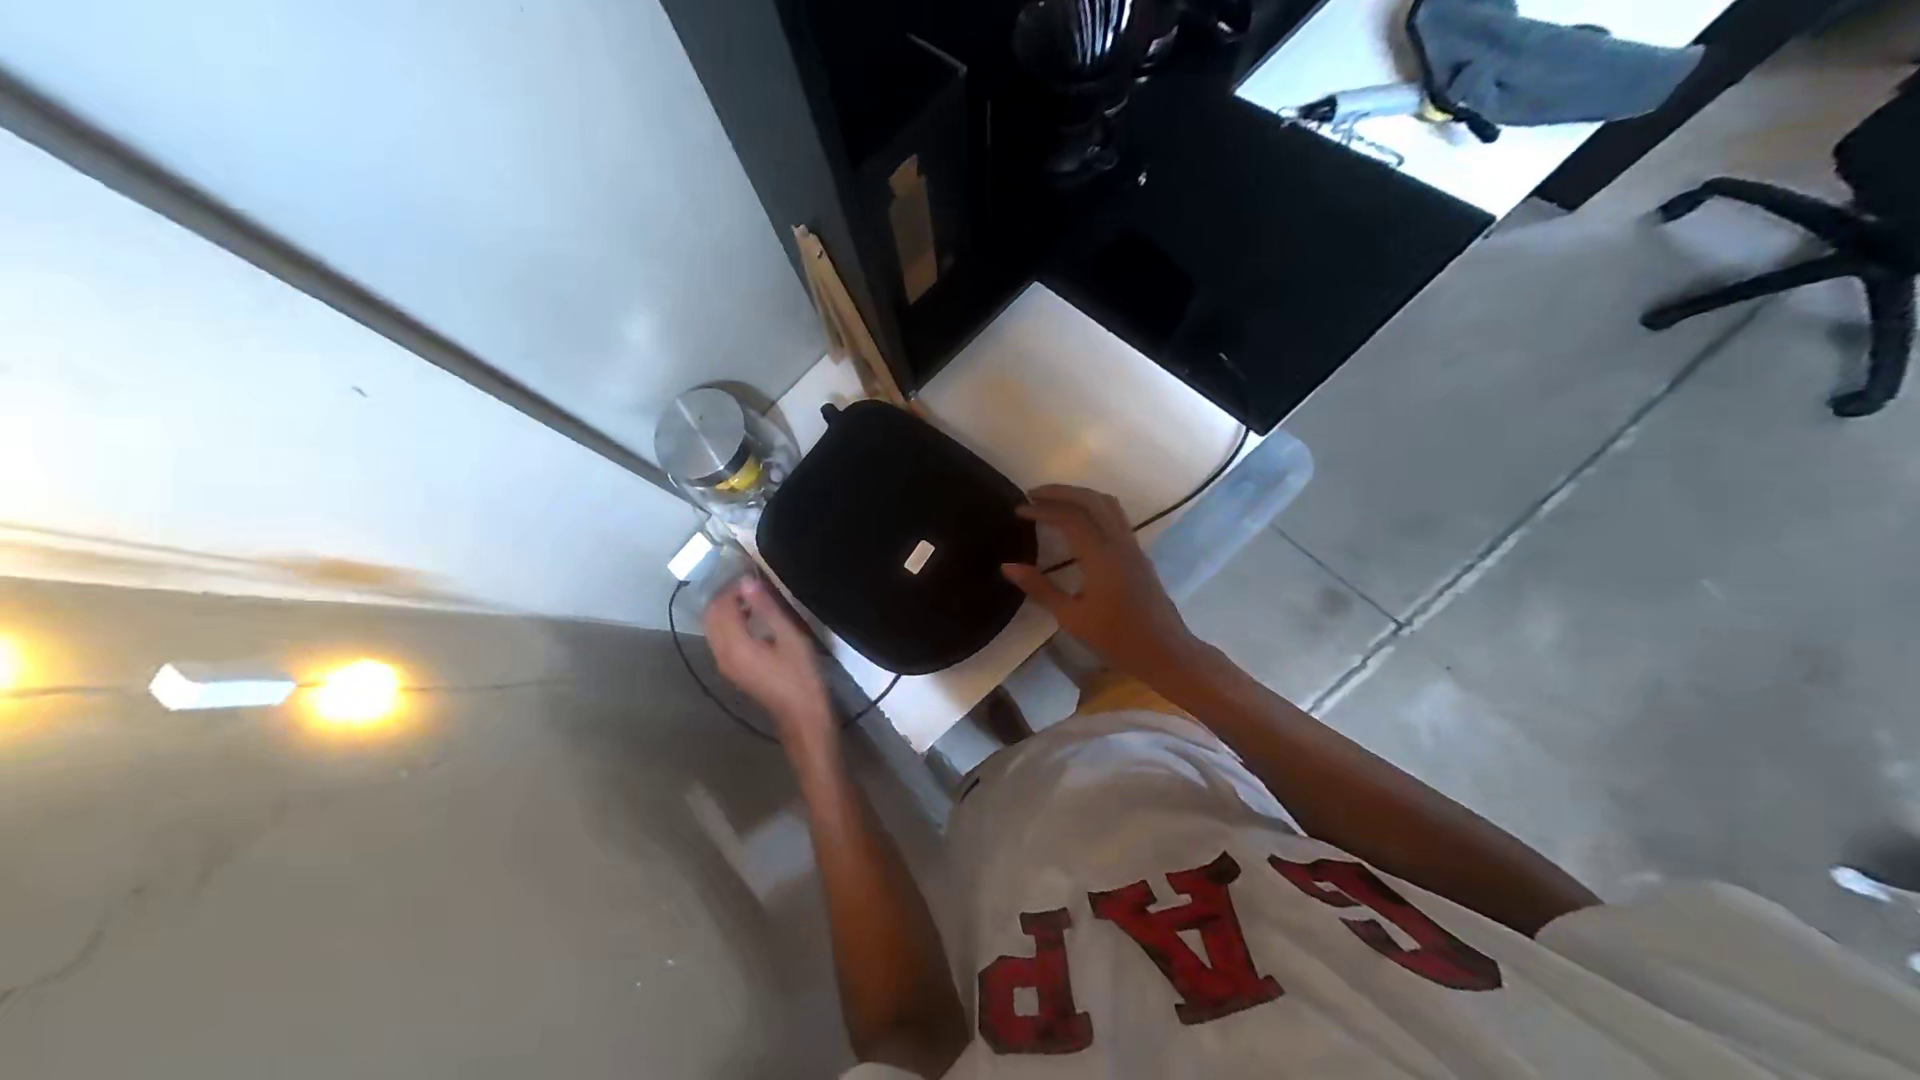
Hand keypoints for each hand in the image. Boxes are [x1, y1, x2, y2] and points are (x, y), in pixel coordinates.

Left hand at [703, 576, 834, 744]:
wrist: (801, 713)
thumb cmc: (800, 674)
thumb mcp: (789, 636)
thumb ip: (766, 608)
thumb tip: (747, 581)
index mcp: (735, 645)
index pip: (720, 607)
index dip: (732, 588)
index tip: (752, 577)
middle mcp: (722, 654)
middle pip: (711, 617)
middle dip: (726, 598)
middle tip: (751, 586)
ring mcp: (724, 664)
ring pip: (713, 628)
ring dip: (727, 611)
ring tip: (753, 601)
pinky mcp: (731, 669)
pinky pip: (720, 639)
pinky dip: (729, 624)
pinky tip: (752, 621)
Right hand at [1001, 485, 1206, 684]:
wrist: (1164, 651)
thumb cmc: (1115, 639)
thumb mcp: (1071, 617)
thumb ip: (1040, 588)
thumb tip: (1007, 566)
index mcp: (1102, 557)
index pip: (1070, 518)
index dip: (1043, 509)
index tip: (1019, 510)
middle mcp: (1119, 543)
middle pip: (1091, 500)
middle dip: (1060, 492)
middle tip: (1032, 495)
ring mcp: (1132, 546)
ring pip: (1107, 504)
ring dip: (1079, 495)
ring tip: (1053, 501)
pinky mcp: (1138, 553)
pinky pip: (1115, 516)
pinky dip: (1093, 507)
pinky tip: (1078, 520)